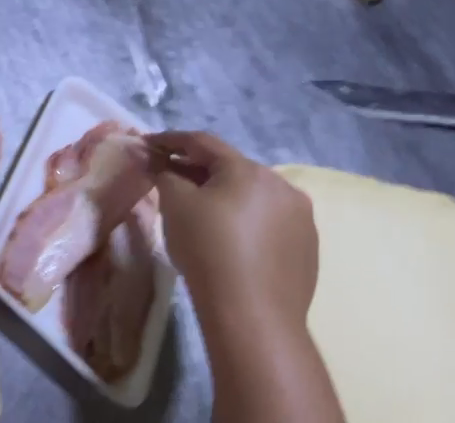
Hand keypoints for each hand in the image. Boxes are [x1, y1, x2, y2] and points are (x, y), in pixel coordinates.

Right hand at [144, 131, 317, 333]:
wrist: (253, 314)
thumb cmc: (207, 248)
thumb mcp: (174, 202)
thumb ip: (164, 172)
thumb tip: (158, 161)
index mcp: (250, 171)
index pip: (203, 143)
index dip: (170, 140)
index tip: (147, 144)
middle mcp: (284, 187)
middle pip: (231, 167)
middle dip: (197, 168)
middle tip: (169, 176)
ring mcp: (302, 218)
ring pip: (252, 193)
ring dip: (223, 192)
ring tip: (198, 206)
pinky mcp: (308, 246)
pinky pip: (268, 218)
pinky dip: (244, 216)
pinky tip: (227, 233)